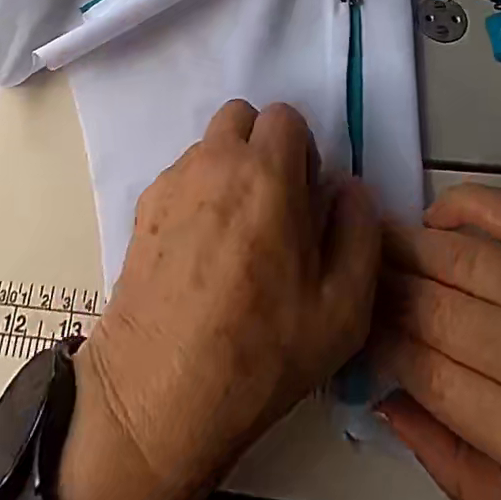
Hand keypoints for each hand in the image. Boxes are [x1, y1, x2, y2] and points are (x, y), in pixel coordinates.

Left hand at [57, 100, 382, 499]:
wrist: (161, 383)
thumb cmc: (261, 350)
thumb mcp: (343, 309)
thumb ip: (357, 233)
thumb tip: (349, 188)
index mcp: (265, 176)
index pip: (284, 116)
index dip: (302, 148)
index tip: (304, 193)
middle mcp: (212, 164)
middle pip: (238, 117)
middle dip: (261, 145)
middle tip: (273, 201)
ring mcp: (170, 181)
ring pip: (207, 147)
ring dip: (227, 169)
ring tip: (235, 234)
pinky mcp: (143, 206)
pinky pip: (180, 177)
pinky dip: (197, 192)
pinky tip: (200, 250)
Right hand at [374, 184, 500, 499]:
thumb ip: (450, 463)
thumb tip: (376, 391)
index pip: (418, 368)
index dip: (371, 340)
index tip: (353, 328)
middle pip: (425, 304)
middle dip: (376, 290)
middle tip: (355, 285)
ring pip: (449, 254)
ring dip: (397, 245)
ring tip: (378, 251)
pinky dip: (455, 205)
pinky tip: (435, 223)